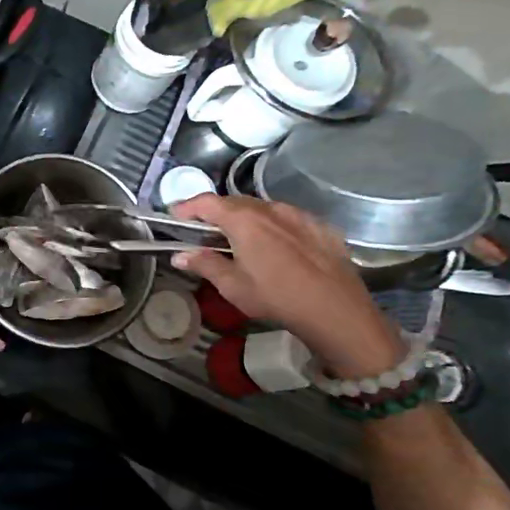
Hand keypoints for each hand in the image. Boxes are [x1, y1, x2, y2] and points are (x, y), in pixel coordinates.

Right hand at [170, 195, 404, 378]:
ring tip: (241, 239)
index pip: (207, 202)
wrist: (334, 307)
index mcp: (243, 219)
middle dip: (216, 213)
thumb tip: (180, 255)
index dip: (187, 207)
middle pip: (235, 202)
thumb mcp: (233, 286)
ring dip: (247, 218)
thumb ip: (205, 265)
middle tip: (205, 231)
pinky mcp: (320, 226)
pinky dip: (274, 227)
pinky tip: (277, 248)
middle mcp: (270, 208)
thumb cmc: (276, 297)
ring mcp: (298, 214)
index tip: (175, 216)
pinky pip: (289, 219)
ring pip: (264, 209)